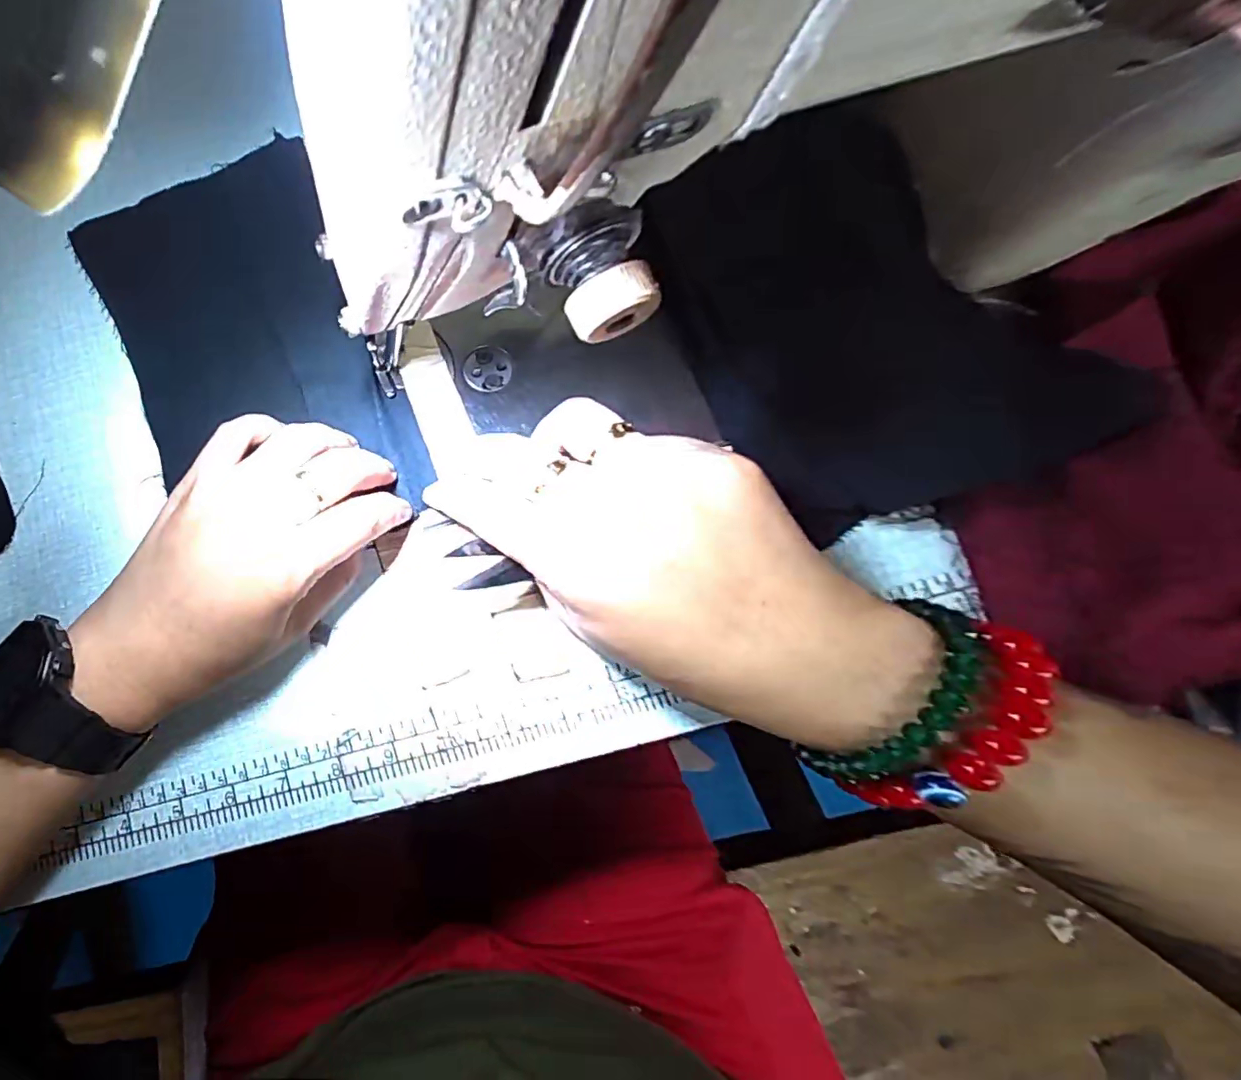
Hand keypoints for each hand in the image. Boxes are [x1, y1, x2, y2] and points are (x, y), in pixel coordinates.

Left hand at [68, 416, 413, 732]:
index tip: (399, 509)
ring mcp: (224, 491)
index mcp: (287, 566)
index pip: (358, 519)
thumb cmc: (216, 651)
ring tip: (346, 450)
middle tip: (384, 476)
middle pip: (333, 472)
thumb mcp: (290, 631)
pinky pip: (238, 432)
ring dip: (331, 439)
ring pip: (293, 441)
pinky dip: (269, 427)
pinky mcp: (196, 479)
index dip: (388, 510)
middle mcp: (259, 518)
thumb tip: (360, 541)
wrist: (137, 646)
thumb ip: (335, 581)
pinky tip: (286, 442)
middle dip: (371, 468)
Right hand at [423, 399, 937, 750]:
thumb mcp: (595, 628)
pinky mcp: (711, 453)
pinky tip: (655, 494)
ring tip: (576, 474)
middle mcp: (611, 507)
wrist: (796, 642)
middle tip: (490, 467)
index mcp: (577, 563)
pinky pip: (646, 441)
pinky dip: (632, 464)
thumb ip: (550, 570)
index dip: (457, 494)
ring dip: (562, 450)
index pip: (491, 508)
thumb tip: (517, 529)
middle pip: (523, 453)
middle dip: (491, 458)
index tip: (445, 488)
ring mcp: (664, 471)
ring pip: (581, 428)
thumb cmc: (685, 655)